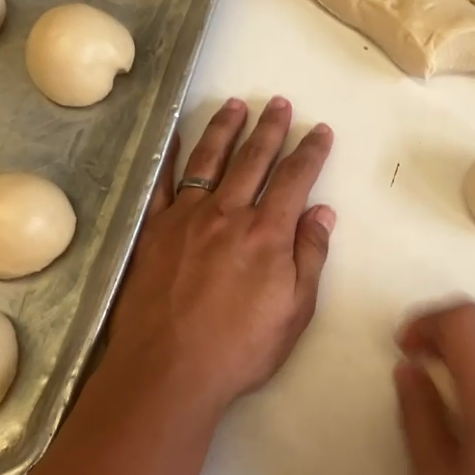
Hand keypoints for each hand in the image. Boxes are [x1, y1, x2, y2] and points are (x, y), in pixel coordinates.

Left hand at [101, 96, 334, 412]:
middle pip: (253, 159)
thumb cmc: (240, 349)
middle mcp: (228, 214)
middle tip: (278, 103)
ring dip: (225, 129)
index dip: (310, 152)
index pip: (294, 179)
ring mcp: (186, 218)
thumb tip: (322, 213)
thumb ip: (310, 258)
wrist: (168, 370)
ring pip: (209, 159)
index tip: (319, 131)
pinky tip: (176, 135)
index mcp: (267, 233)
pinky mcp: (152, 230)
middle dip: (270, 128)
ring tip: (236, 105)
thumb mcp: (295, 312)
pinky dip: (169, 154)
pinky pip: (161, 182)